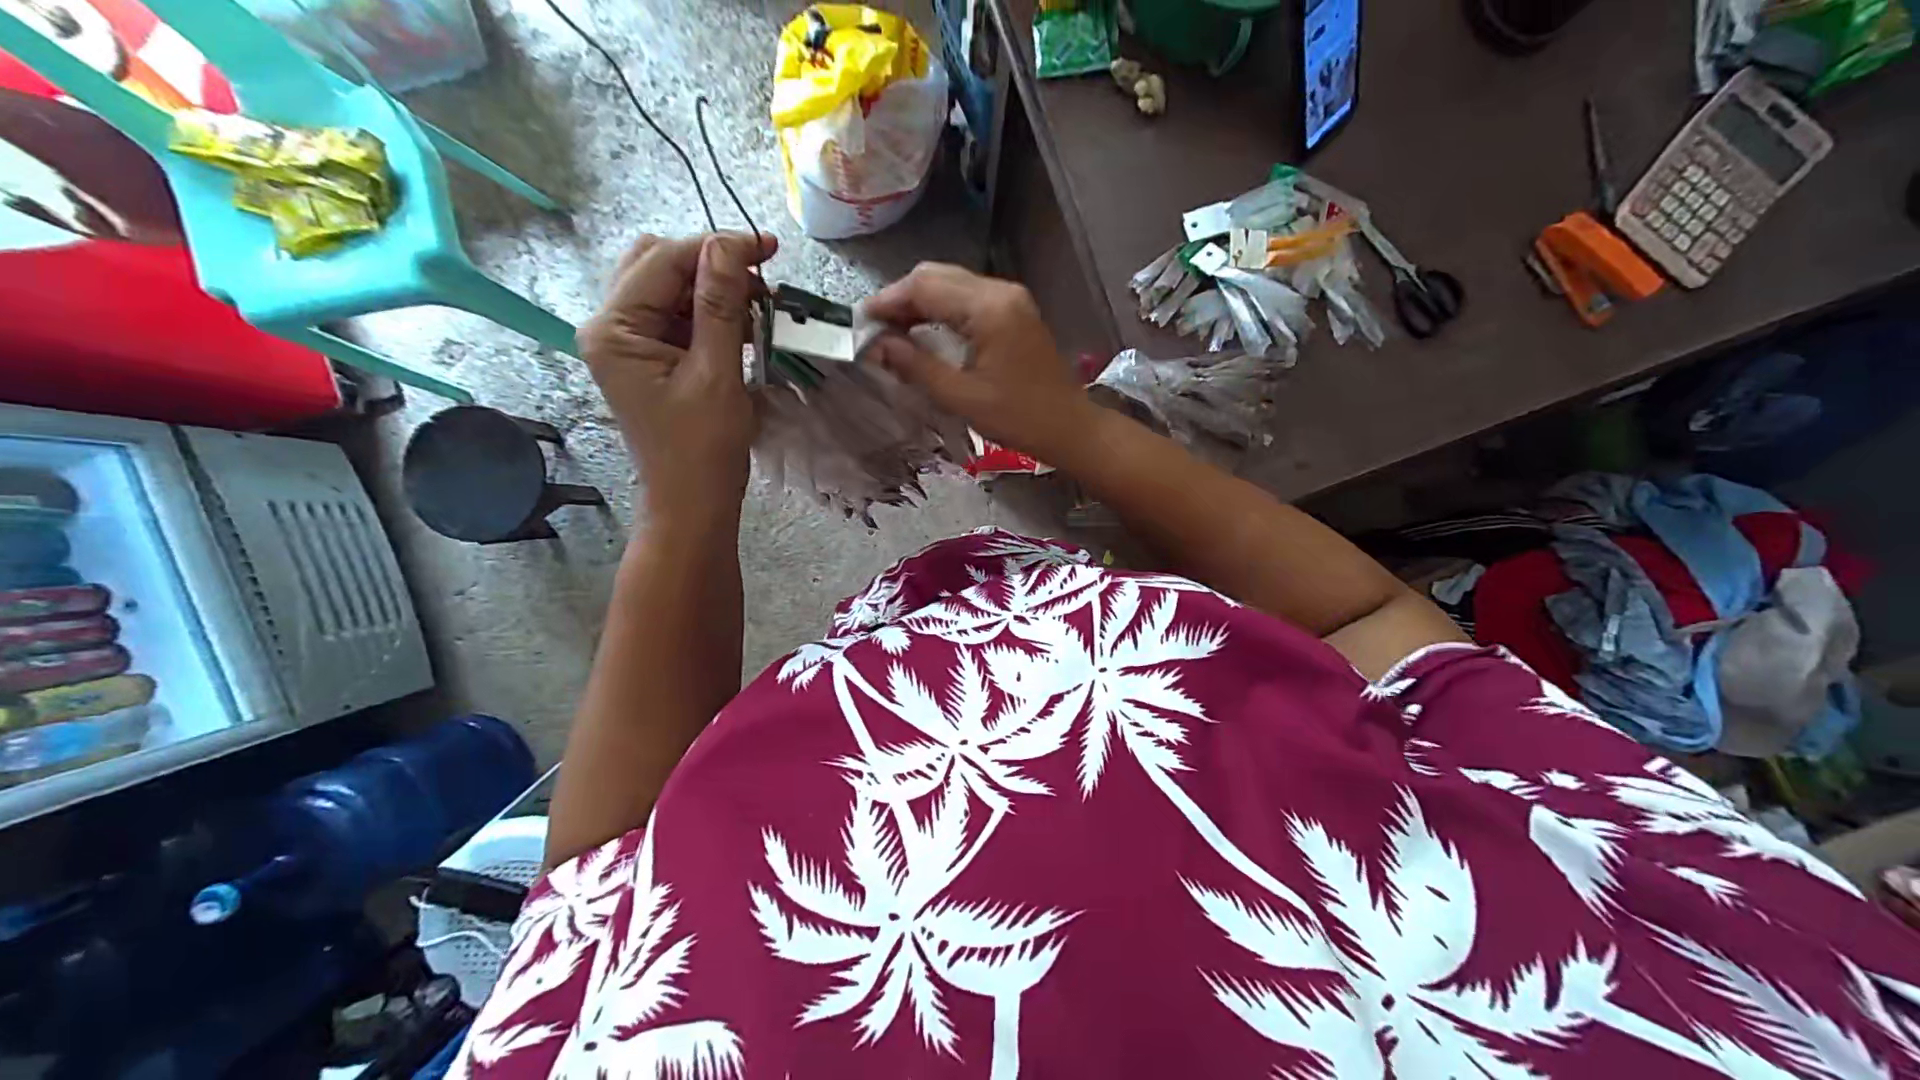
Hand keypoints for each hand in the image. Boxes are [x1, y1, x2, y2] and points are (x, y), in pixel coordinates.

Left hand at [579, 232, 776, 519]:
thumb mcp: (717, 373)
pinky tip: (743, 325)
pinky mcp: (647, 359)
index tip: (768, 247)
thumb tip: (730, 244)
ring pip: (669, 288)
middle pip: (658, 264)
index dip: (717, 247)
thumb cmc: (704, 449)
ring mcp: (626, 344)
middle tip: (762, 279)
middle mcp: (610, 328)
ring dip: (714, 288)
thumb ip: (720, 304)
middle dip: (712, 264)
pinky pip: (676, 317)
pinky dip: (709, 313)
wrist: (693, 504)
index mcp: (615, 330)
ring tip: (759, 305)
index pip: (664, 260)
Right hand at [862, 262, 1094, 459]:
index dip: (887, 302)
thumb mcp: (961, 397)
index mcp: (989, 309)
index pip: (925, 287)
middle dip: (900, 300)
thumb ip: (916, 366)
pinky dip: (939, 310)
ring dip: (918, 304)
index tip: (861, 324)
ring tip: (893, 335)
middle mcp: (1000, 292)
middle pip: (936, 276)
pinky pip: (966, 298)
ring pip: (949, 284)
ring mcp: (1009, 298)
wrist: (1068, 426)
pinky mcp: (1012, 310)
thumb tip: (877, 346)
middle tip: (874, 331)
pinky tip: (923, 334)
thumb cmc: (1018, 418)